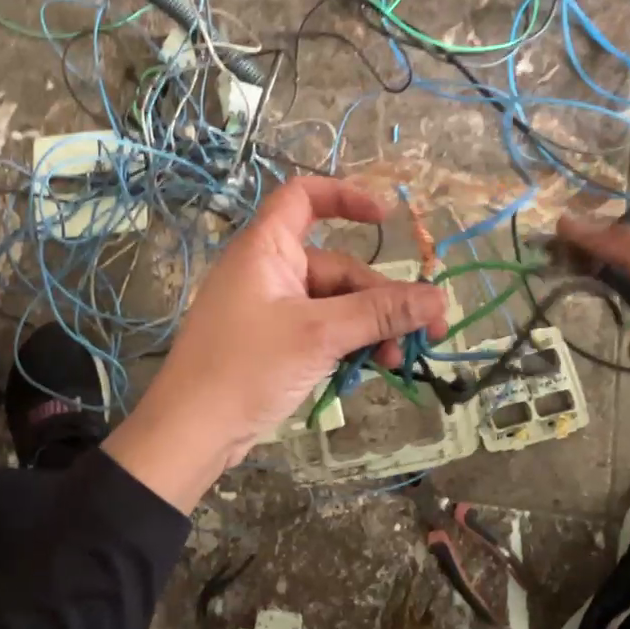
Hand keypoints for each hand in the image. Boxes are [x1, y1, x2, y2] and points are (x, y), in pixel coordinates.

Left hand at [106, 177, 448, 511]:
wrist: (191, 432)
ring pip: (334, 304)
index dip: (344, 197)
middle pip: (336, 266)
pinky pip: (320, 330)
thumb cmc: (247, 368)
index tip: (386, 218)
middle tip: (423, 333)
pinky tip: (368, 370)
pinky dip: (345, 345)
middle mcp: (268, 271)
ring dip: (368, 328)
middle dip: (380, 298)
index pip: (303, 197)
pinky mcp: (272, 343)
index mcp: (266, 248)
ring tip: (395, 361)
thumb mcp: (320, 335)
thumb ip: (380, 313)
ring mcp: (269, 309)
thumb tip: (439, 297)